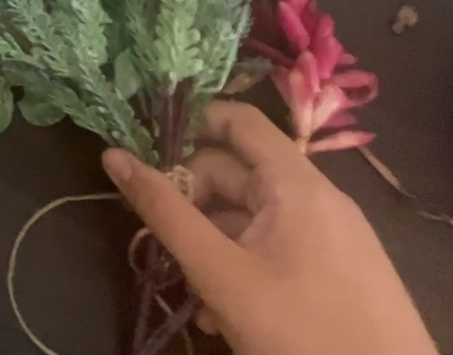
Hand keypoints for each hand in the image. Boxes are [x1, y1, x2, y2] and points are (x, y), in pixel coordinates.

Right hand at [102, 101, 437, 354]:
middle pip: (235, 172)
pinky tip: (221, 310)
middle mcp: (319, 201)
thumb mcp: (218, 273)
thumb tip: (112, 154)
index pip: (238, 119)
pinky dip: (241, 264)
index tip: (145, 148)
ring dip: (210, 241)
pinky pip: (275, 247)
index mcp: (297, 187)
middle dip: (190, 200)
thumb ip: (163, 210)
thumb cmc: (304, 335)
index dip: (189, 121)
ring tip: (191, 290)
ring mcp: (333, 240)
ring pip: (249, 216)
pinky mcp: (340, 275)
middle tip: (161, 239)